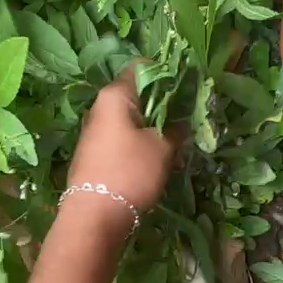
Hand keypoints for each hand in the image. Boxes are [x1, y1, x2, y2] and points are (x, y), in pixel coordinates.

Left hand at [64, 74, 174, 227]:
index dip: (167, 72)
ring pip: (131, 117)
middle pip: (137, 93)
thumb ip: (176, 127)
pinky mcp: (95, 152)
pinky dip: (140, 140)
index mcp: (115, 95)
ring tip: (176, 138)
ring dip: (153, 124)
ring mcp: (95, 130)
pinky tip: (156, 155)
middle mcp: (100, 107)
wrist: (94, 216)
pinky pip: (123, 136)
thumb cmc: (130, 172)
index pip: (142, 67)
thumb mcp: (163, 148)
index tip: (188, 87)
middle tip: (188, 115)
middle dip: (163, 102)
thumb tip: (182, 119)